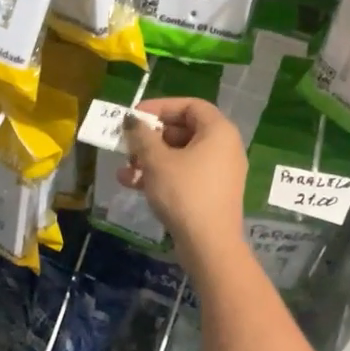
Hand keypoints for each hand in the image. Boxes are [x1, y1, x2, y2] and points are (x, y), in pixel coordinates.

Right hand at [117, 98, 246, 252]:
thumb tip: (132, 121)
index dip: (160, 107)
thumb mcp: (157, 161)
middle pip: (184, 131)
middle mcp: (225, 148)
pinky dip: (162, 177)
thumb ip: (142, 136)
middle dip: (151, 138)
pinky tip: (134, 184)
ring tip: (124, 170)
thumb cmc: (184, 193)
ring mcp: (220, 173)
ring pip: (181, 157)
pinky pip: (186, 176)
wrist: (209, 244)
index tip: (135, 117)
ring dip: (150, 160)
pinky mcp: (212, 195)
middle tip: (128, 145)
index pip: (190, 106)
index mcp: (219, 131)